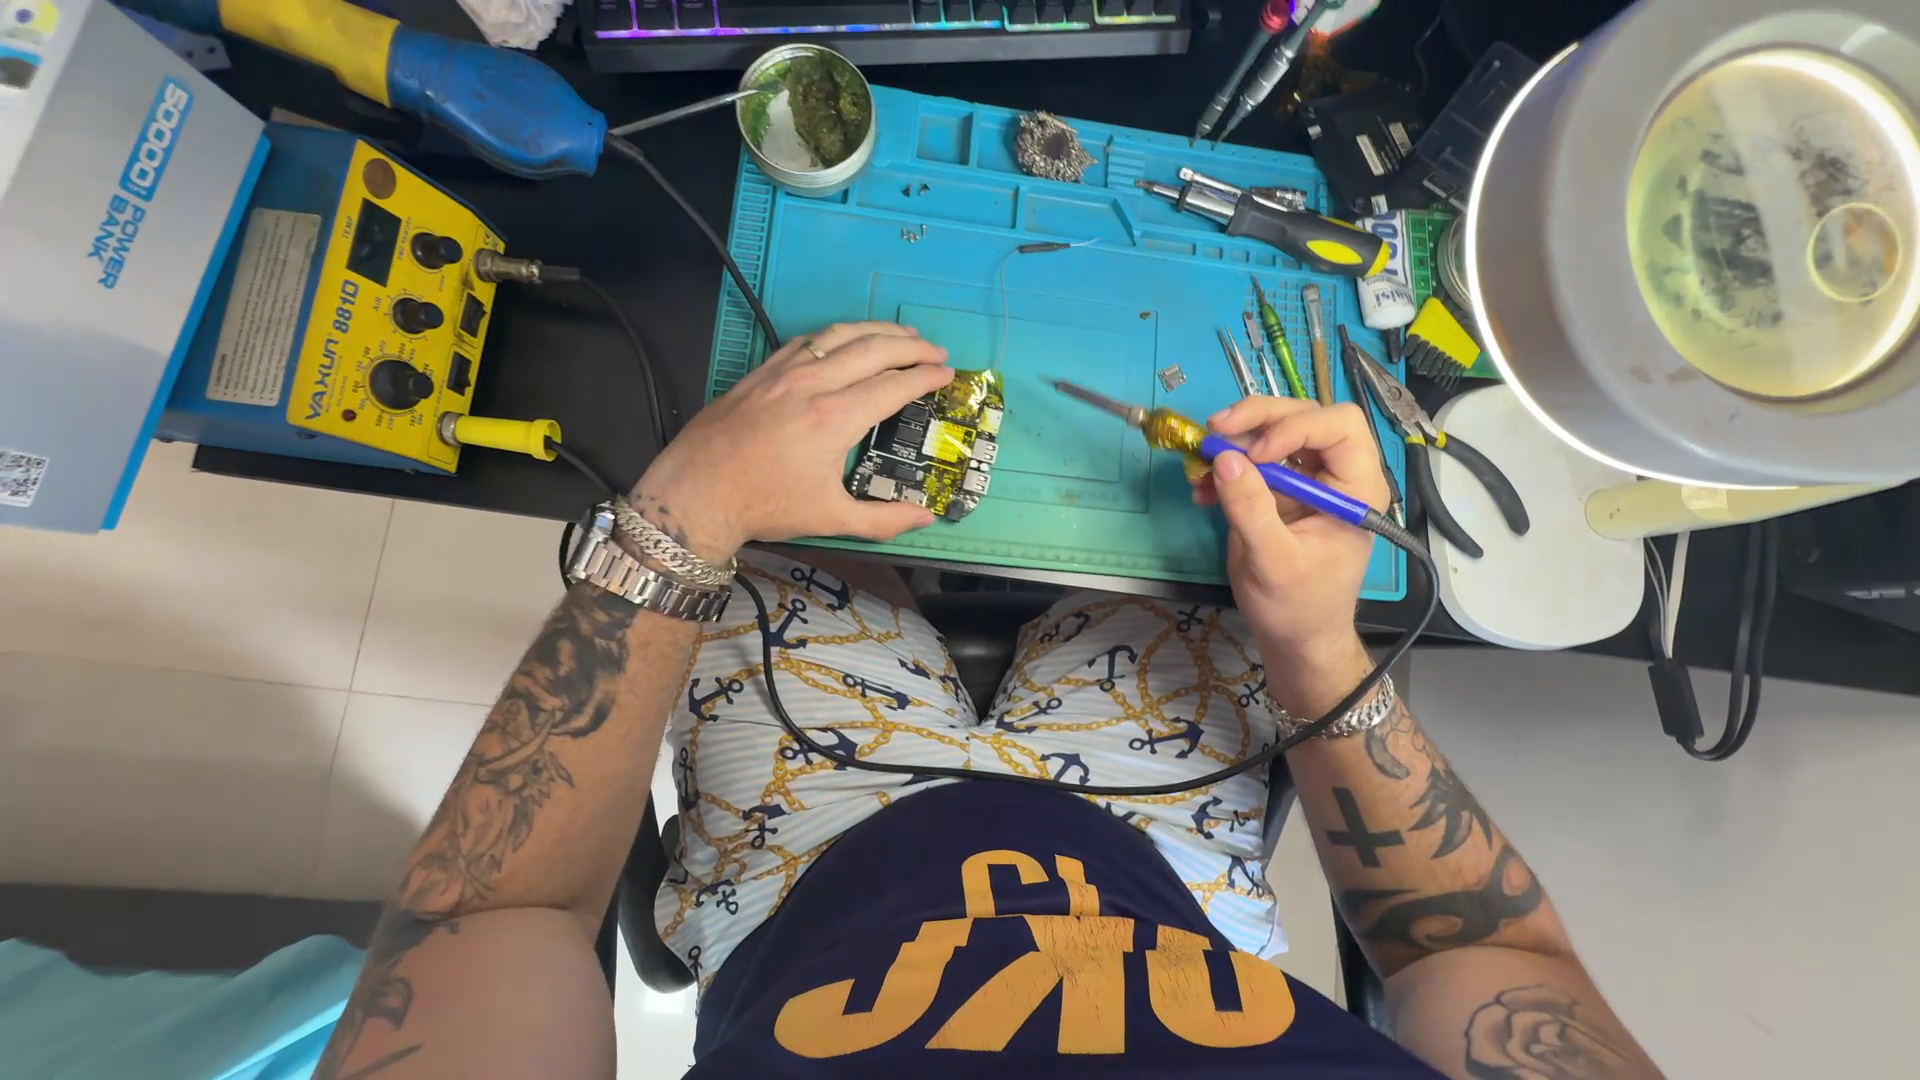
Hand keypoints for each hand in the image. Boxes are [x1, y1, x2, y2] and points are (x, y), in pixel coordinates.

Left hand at [630, 323, 952, 561]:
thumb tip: (925, 519)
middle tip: (935, 350)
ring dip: (876, 330)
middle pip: (873, 348)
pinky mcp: (761, 371)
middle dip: (911, 345)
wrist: (697, 493)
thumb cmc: (765, 507)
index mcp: (836, 419)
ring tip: (901, 334)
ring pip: (839, 335)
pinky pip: (806, 341)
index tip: (947, 373)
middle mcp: (814, 385)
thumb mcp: (830, 519)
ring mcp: (784, 372)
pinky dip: (835, 336)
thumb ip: (884, 520)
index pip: (894, 385)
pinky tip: (845, 341)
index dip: (925, 377)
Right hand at [1191, 398, 1389, 672]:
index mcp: (1355, 488)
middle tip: (1215, 429)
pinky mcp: (1278, 492)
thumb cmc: (1298, 606)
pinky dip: (1224, 467)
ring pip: (1274, 432)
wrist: (1295, 638)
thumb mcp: (1272, 562)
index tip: (1255, 455)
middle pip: (1303, 416)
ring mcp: (1305, 481)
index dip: (1295, 429)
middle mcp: (1335, 475)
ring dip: (1235, 439)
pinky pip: (1252, 462)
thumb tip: (1224, 458)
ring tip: (1201, 459)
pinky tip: (1201, 488)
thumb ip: (1251, 509)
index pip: (1339, 426)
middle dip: (1258, 419)